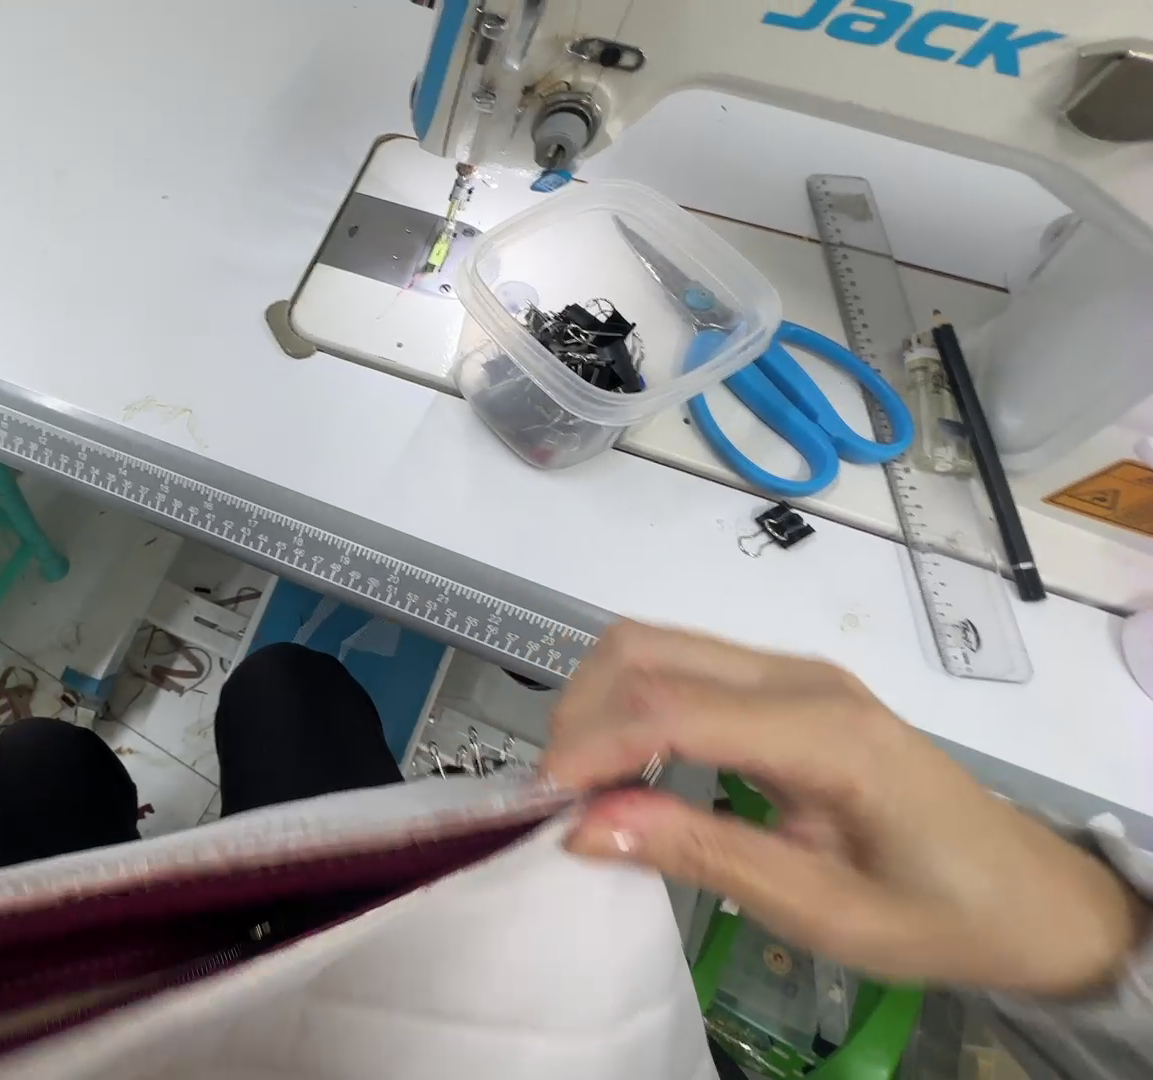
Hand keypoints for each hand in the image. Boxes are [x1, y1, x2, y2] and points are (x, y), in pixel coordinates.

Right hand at [540, 622, 1149, 996]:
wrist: (1029, 890)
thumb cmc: (937, 912)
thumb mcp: (825, 914)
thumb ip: (701, 856)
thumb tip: (582, 827)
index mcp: (828, 736)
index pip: (673, 709)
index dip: (593, 747)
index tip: (544, 801)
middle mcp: (796, 676)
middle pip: (641, 654)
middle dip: (578, 717)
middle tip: (560, 792)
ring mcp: (779, 666)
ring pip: (641, 643)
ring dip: (589, 700)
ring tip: (584, 773)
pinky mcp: (764, 673)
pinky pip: (661, 657)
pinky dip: (615, 696)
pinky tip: (619, 752)